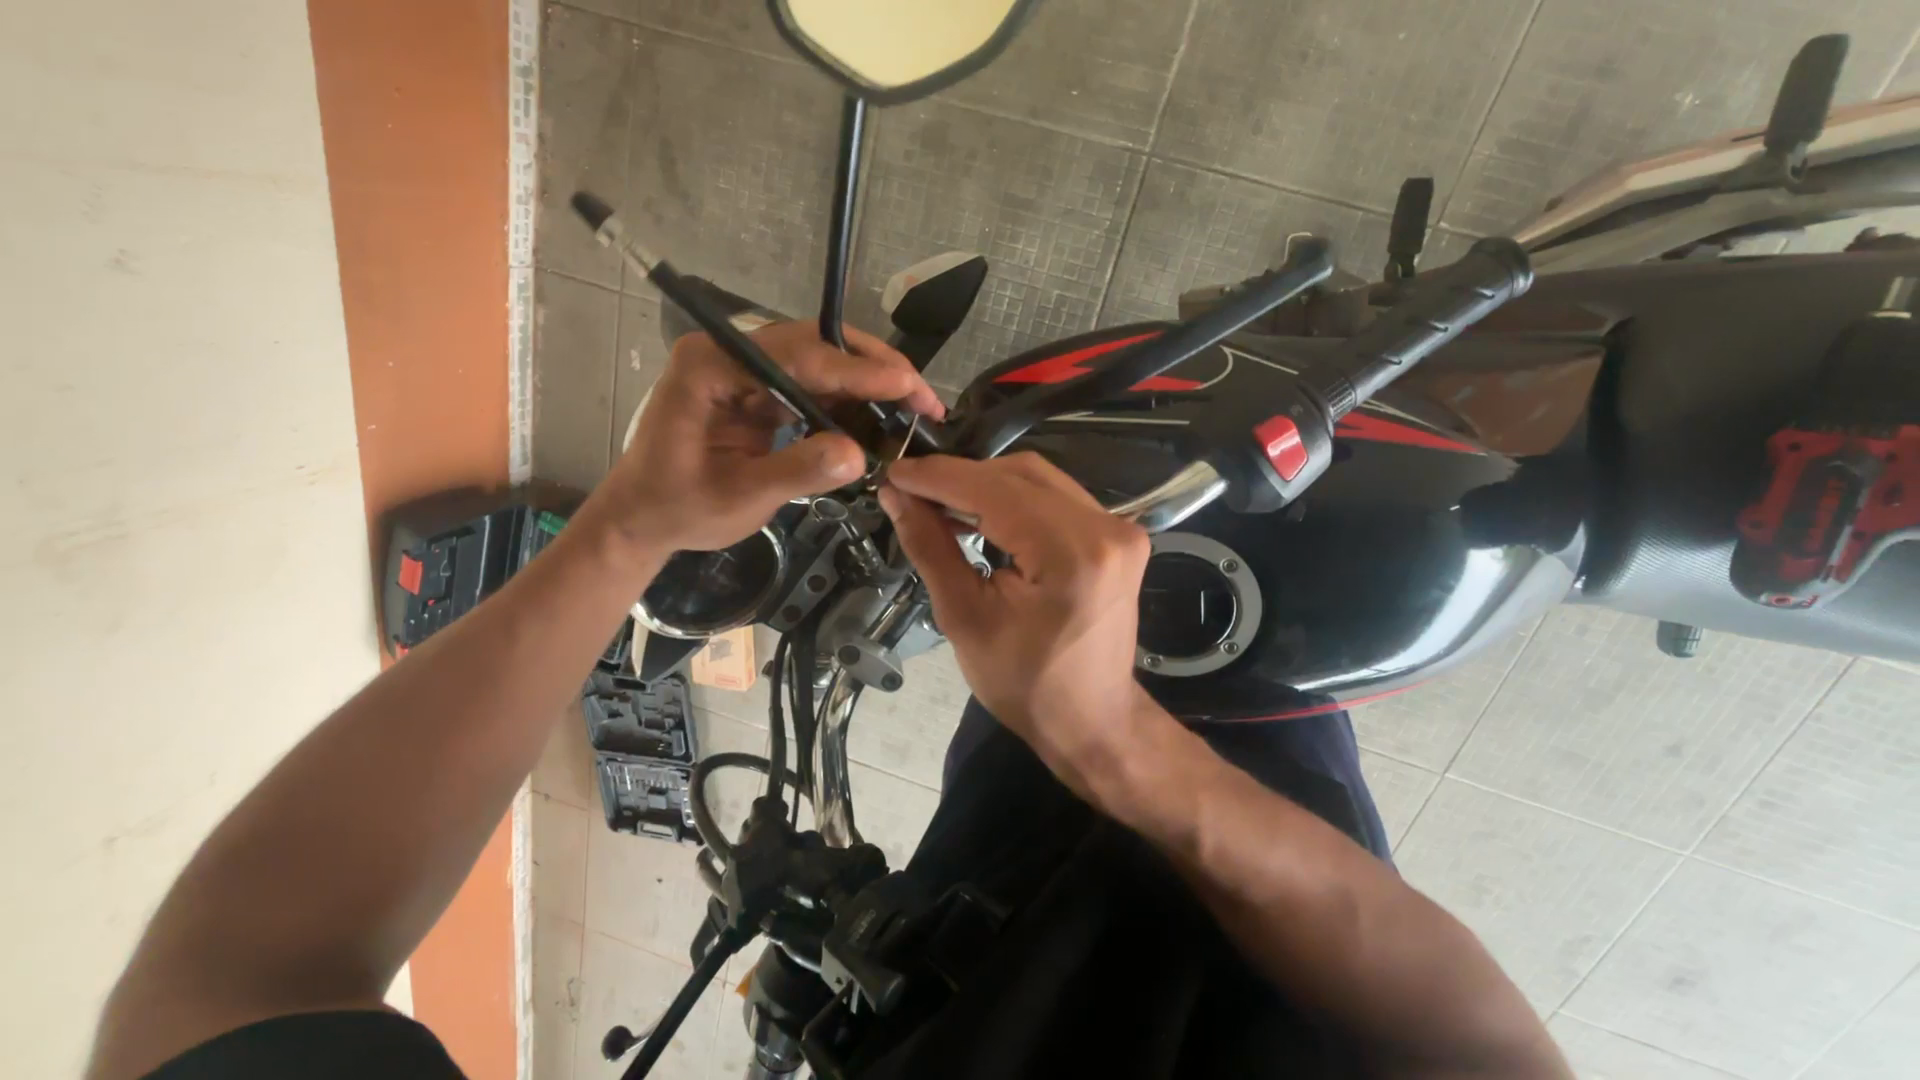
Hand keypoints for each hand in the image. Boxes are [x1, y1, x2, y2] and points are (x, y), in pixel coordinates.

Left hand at [585, 321, 942, 555]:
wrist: (642, 519)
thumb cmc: (678, 508)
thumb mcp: (738, 496)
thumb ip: (796, 470)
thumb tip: (857, 453)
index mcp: (710, 366)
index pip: (795, 355)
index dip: (856, 371)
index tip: (906, 387)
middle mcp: (729, 353)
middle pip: (815, 344)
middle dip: (874, 368)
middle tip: (924, 397)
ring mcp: (745, 368)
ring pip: (821, 360)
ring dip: (869, 382)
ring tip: (915, 407)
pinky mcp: (758, 389)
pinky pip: (813, 384)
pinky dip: (849, 400)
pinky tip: (880, 418)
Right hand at [880, 453, 1155, 791]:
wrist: (1091, 720)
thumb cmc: (1024, 684)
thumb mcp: (965, 617)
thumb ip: (931, 547)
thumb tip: (896, 495)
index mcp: (1073, 553)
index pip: (995, 490)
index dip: (939, 477)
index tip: (894, 471)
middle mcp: (1106, 529)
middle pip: (1021, 475)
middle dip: (961, 478)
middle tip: (911, 491)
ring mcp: (1119, 529)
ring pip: (1039, 480)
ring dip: (986, 485)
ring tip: (939, 503)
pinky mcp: (1118, 536)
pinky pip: (1057, 498)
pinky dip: (1014, 500)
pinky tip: (980, 514)